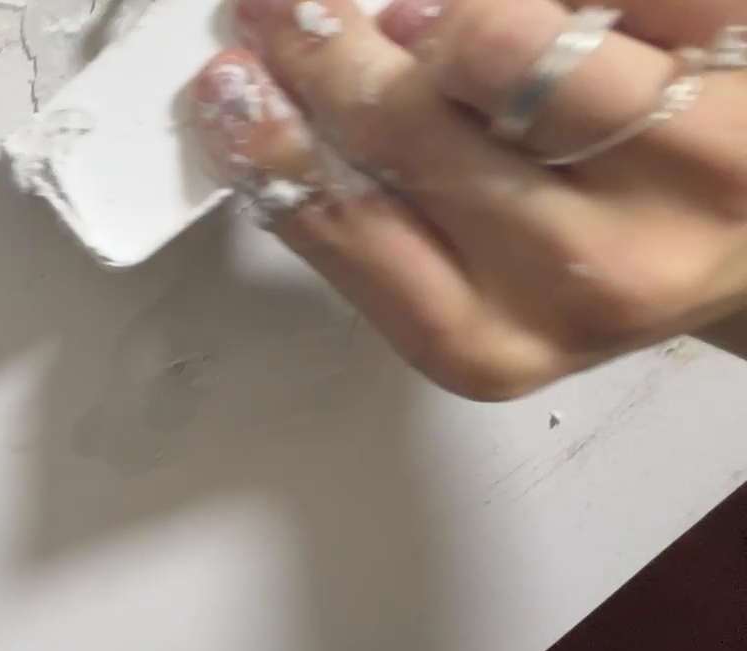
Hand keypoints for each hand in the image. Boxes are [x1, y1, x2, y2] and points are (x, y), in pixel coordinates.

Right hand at [193, 0, 746, 399]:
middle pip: (404, 129)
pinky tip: (536, 19)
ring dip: (441, 17)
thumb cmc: (577, 269)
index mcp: (481, 343)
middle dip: (321, 54)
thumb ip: (375, 221)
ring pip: (503, 45)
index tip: (224, 86)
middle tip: (280, 8)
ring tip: (421, 21)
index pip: (341, 224)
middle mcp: (590, 278)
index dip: (269, 145)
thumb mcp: (458, 294)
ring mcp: (703, 174)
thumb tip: (301, 111)